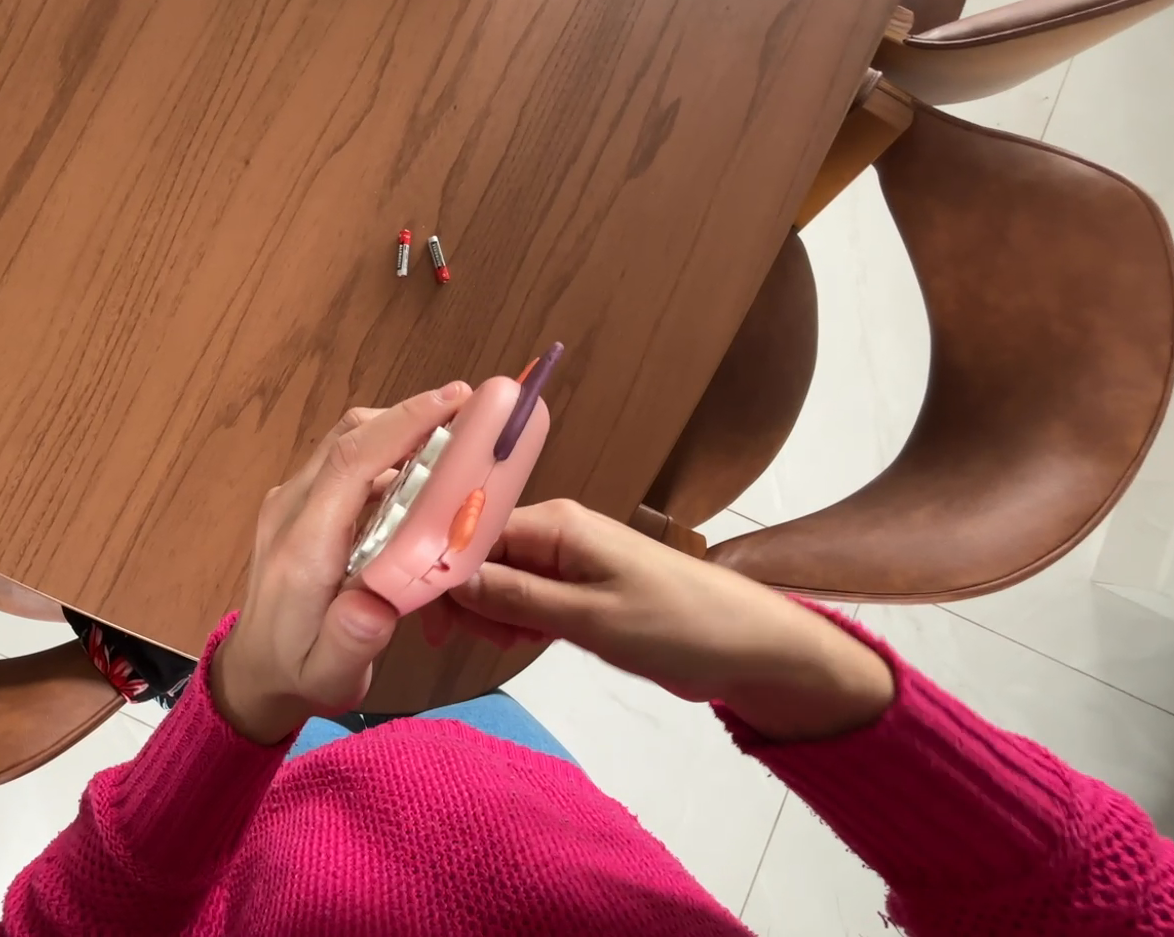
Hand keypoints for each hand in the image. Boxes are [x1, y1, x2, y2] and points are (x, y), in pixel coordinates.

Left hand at [211, 382, 471, 743]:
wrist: (254, 667)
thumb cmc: (298, 671)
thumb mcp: (329, 676)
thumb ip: (350, 641)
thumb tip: (375, 608)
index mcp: (301, 546)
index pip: (349, 462)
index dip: (402, 424)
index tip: (453, 400)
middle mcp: (291, 508)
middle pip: (350, 437)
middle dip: (410, 415)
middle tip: (472, 412)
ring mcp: (292, 500)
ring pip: (348, 442)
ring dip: (401, 430)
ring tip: (457, 437)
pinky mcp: (300, 503)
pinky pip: (347, 460)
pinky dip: (388, 452)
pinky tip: (425, 470)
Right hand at [443, 500, 894, 740]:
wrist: (753, 650)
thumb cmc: (675, 624)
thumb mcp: (588, 616)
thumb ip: (513, 597)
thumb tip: (448, 579)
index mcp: (554, 524)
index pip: (473, 532)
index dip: (439, 566)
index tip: (419, 610)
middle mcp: (553, 533)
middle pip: (480, 556)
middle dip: (464, 595)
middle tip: (468, 639)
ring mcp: (564, 561)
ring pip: (498, 580)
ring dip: (490, 612)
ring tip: (505, 643)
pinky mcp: (576, 588)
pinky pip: (525, 597)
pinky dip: (514, 619)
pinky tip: (520, 640)